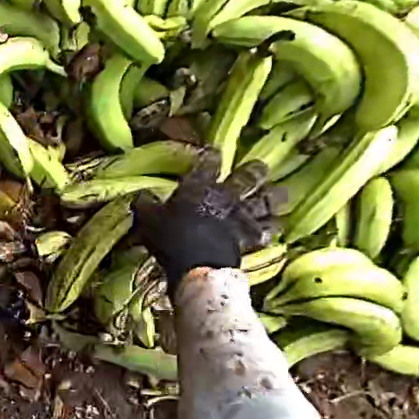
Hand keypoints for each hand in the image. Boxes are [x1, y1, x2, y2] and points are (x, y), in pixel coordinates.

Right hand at [132, 153, 274, 292]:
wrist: (196, 265)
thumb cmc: (169, 238)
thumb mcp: (148, 219)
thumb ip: (145, 204)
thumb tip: (140, 195)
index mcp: (200, 187)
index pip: (208, 163)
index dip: (210, 156)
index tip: (211, 153)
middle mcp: (227, 196)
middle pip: (249, 176)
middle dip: (254, 170)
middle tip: (258, 167)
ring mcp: (243, 215)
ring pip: (269, 200)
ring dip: (274, 196)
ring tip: (277, 193)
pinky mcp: (253, 236)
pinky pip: (269, 228)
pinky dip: (271, 226)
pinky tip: (271, 226)